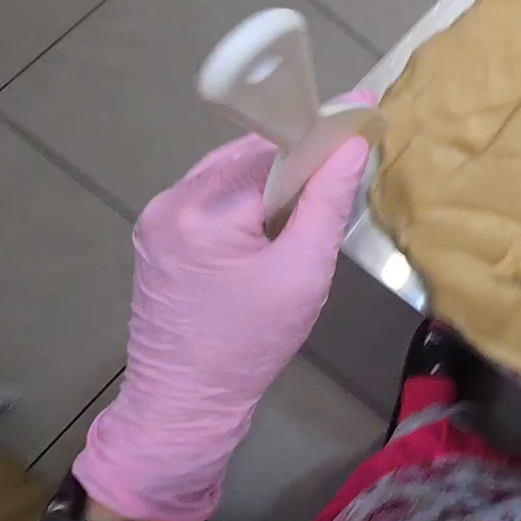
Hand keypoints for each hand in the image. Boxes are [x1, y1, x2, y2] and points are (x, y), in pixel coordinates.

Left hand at [72, 119, 371, 520]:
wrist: (184, 405)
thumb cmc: (252, 341)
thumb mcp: (305, 271)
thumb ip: (329, 201)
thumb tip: (355, 143)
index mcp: (204, 210)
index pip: (275, 148)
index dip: (323, 134)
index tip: (363, 116)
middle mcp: (171, 201)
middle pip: (251, 152)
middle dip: (301, 153)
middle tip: (345, 163)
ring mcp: (158, 217)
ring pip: (234, 168)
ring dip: (277, 171)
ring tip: (315, 193)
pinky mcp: (158, 233)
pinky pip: (216, 190)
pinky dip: (253, 190)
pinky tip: (277, 214)